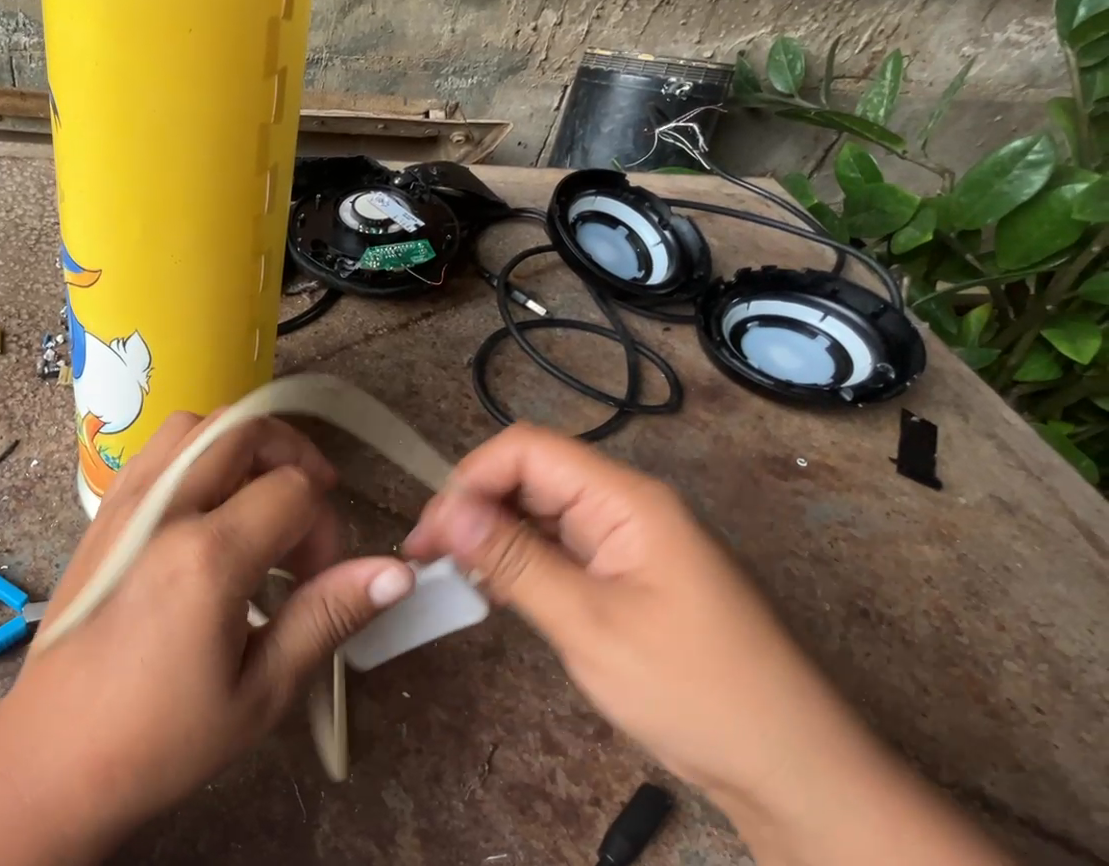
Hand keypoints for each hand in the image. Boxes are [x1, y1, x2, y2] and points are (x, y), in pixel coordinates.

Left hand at [0, 410, 416, 865]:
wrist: (56, 751)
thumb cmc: (161, 737)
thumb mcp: (259, 691)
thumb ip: (325, 616)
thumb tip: (396, 573)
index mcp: (205, 556)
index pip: (293, 491)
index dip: (326, 526)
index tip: (320, 578)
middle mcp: (161, 510)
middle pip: (241, 430)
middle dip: (292, 453)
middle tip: (313, 502)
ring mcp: (124, 503)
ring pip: (192, 425)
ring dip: (240, 444)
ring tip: (262, 496)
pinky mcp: (103, 513)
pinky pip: (157, 451)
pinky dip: (197, 454)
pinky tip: (210, 509)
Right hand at [402, 424, 1009, 865]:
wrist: (791, 771)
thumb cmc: (696, 692)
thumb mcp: (590, 625)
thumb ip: (514, 560)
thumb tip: (446, 510)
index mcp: (627, 501)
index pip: (526, 450)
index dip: (470, 479)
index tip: (432, 534)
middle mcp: (626, 507)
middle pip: (529, 475)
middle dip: (473, 506)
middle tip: (430, 560)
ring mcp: (627, 542)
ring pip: (539, 511)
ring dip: (491, 535)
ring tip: (452, 575)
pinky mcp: (625, 575)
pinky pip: (557, 547)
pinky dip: (517, 560)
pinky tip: (492, 589)